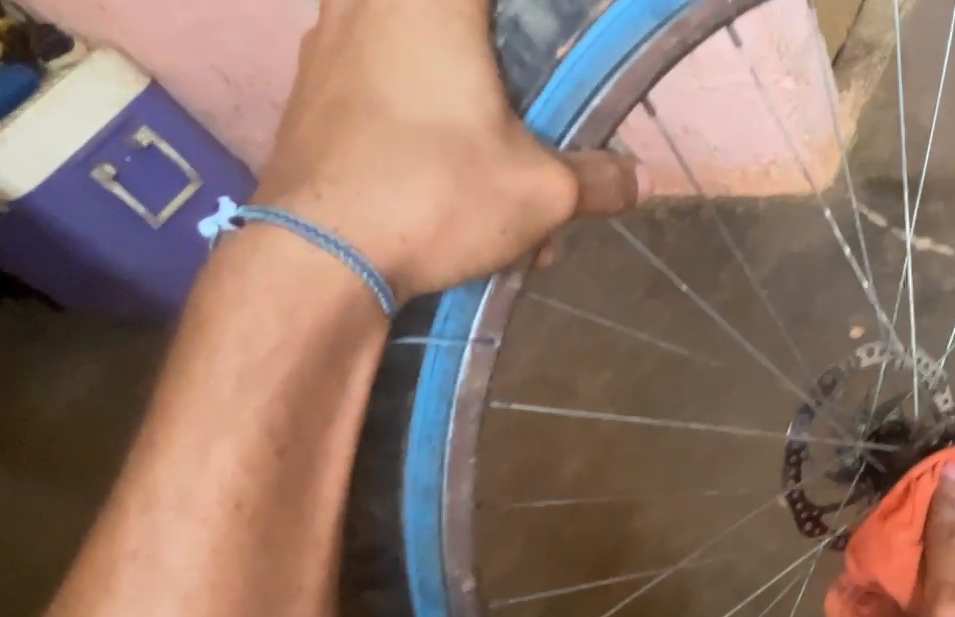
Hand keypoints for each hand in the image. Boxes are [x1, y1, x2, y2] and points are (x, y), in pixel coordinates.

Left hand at [254, 0, 649, 300]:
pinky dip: (428, 131)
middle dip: (506, 73)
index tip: (552, 54)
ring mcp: (329, 44)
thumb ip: (599, 179)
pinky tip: (454, 196)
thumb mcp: (544, 193)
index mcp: (431, 1)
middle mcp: (369, 1)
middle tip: (536, 121)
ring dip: (470, 111)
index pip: (501, 0)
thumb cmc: (441, 194)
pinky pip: (388, 93)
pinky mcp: (313, 94)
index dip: (532, 20)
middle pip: (458, 24)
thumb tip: (641, 181)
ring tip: (503, 182)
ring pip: (423, 62)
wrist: (321, 252)